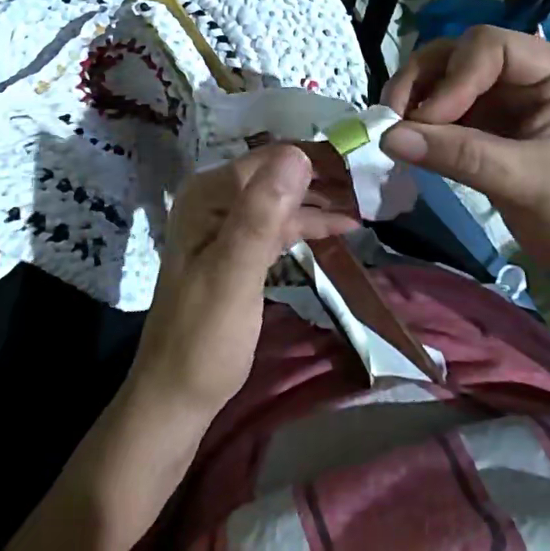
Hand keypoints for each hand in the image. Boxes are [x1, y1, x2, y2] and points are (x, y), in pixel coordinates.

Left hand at [131, 145, 357, 412]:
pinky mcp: (236, 248)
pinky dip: (307, 225)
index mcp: (207, 195)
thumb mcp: (235, 273)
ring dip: (318, 201)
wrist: (177, 395)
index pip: (269, 158)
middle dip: (321, 177)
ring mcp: (223, 223)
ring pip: (281, 199)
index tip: (362, 161)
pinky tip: (340, 229)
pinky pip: (277, 225)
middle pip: (276, 174)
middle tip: (372, 181)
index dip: (314, 158)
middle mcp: (212, 199)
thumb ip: (262, 214)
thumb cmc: (205, 337)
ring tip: (365, 201)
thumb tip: (297, 154)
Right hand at [380, 25, 549, 219]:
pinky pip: (448, 119)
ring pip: (448, 85)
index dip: (452, 76)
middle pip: (461, 57)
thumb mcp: (531, 182)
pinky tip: (409, 146)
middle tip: (392, 117)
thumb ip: (460, 154)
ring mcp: (511, 108)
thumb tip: (387, 137)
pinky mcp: (495, 136)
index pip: (489, 46)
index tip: (425, 120)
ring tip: (396, 133)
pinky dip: (424, 129)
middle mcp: (531, 80)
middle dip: (424, 82)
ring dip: (418, 103)